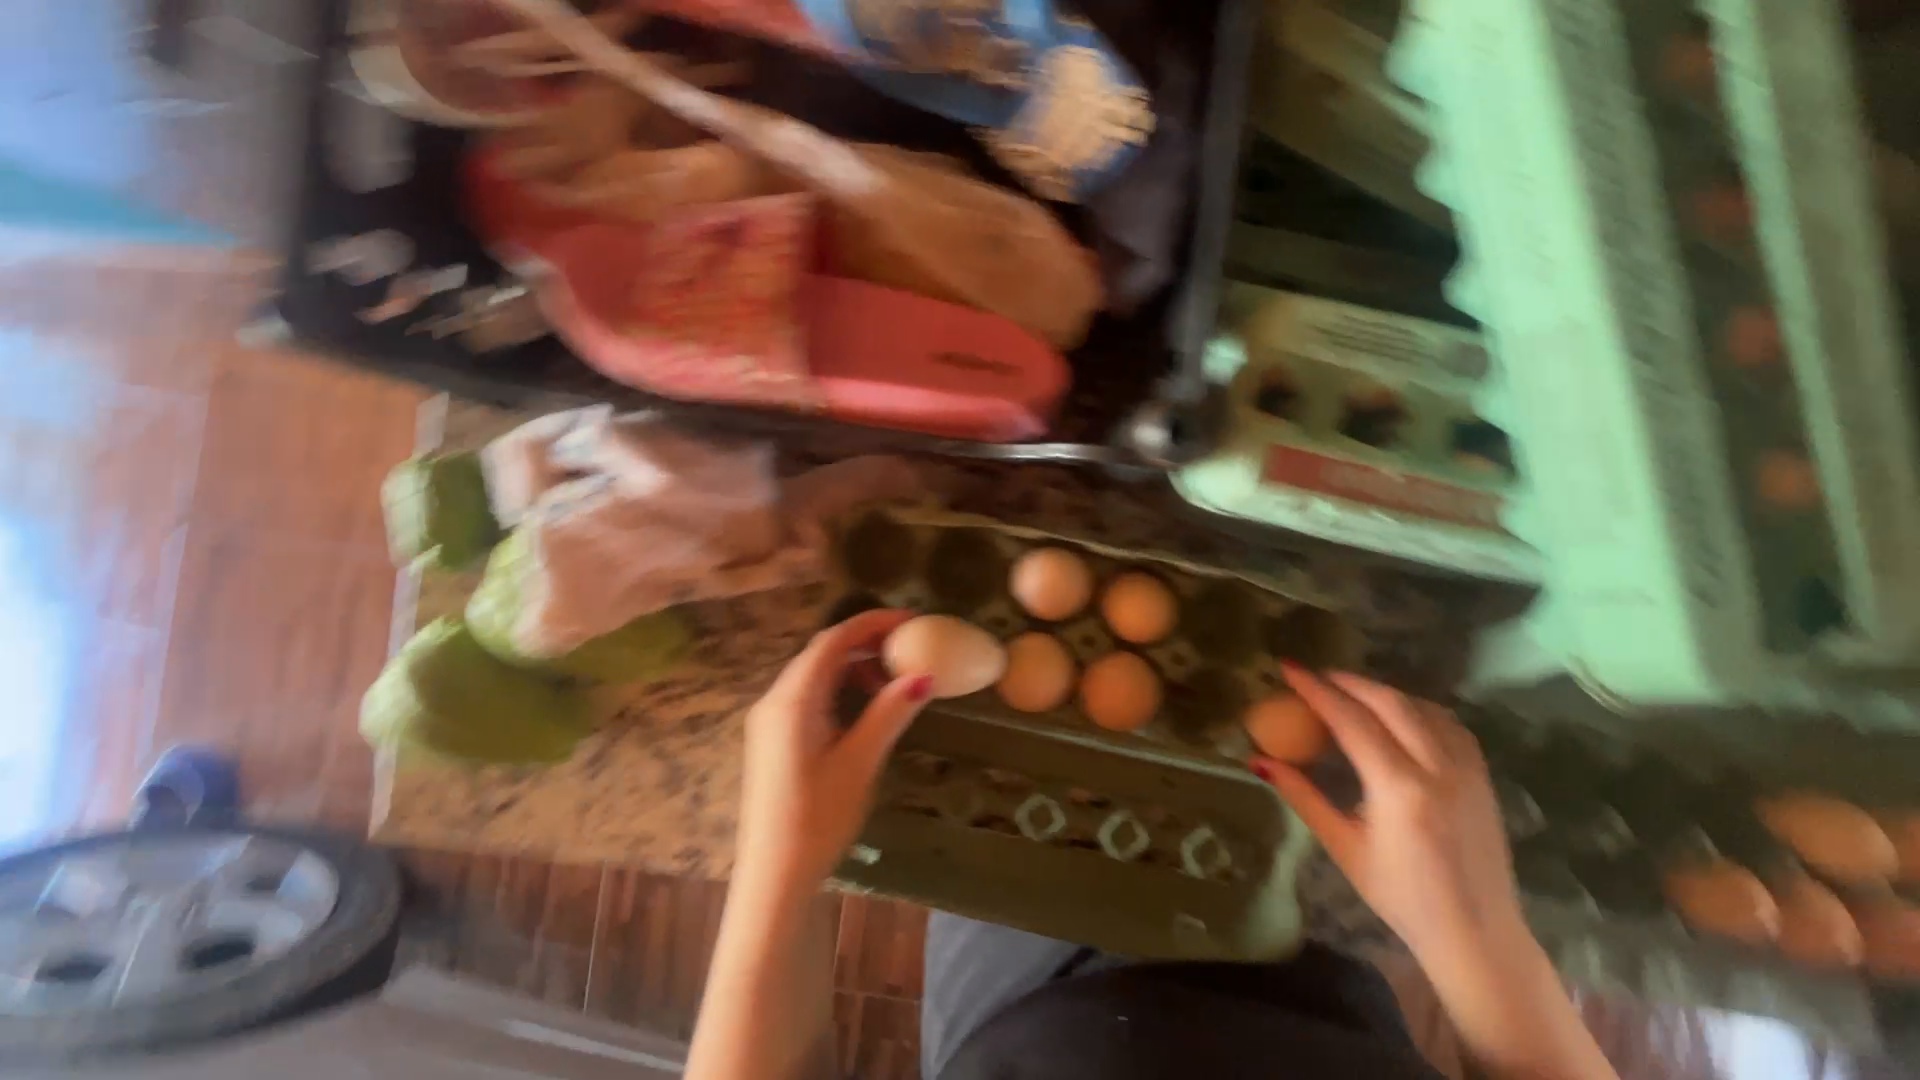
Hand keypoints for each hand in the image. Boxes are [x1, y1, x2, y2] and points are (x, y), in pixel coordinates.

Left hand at [735, 609, 933, 890]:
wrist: (773, 877)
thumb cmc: (817, 818)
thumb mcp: (860, 762)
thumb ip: (889, 713)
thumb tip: (925, 675)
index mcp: (792, 699)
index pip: (833, 640)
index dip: (873, 623)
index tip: (912, 621)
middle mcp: (774, 700)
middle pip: (821, 653)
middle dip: (865, 644)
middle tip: (909, 650)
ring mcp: (769, 721)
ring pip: (815, 675)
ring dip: (853, 669)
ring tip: (893, 684)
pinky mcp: (772, 740)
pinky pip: (808, 697)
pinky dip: (839, 691)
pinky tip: (864, 711)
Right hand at [1252, 668, 1529, 971]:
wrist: (1476, 933)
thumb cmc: (1400, 896)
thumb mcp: (1343, 846)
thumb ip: (1302, 796)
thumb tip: (1258, 760)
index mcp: (1399, 788)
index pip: (1351, 721)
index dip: (1317, 690)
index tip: (1289, 668)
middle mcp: (1437, 769)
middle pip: (1389, 702)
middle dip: (1348, 681)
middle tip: (1315, 676)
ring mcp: (1467, 770)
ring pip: (1423, 707)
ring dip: (1383, 691)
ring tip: (1351, 691)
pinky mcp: (1482, 776)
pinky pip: (1449, 724)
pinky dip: (1417, 708)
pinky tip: (1398, 714)